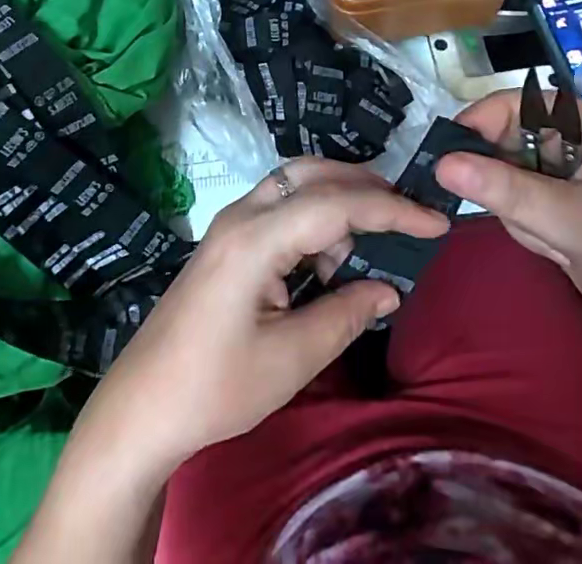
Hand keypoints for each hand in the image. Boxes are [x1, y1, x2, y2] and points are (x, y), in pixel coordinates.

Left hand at [73, 158, 450, 475]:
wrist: (144, 405)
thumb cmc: (216, 387)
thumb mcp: (293, 358)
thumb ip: (347, 314)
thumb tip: (389, 288)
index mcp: (254, 239)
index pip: (335, 204)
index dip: (391, 210)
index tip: (437, 222)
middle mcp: (240, 217)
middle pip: (310, 175)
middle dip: (364, 188)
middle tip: (408, 216)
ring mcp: (229, 227)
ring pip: (294, 188)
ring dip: (337, 206)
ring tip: (369, 252)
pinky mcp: (227, 243)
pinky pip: (279, 211)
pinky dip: (313, 223)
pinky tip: (329, 264)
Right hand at [434, 89, 581, 336]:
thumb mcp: (572, 218)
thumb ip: (506, 190)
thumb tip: (441, 164)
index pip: (515, 105)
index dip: (479, 122)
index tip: (447, 155)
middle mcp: (570, 140)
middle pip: (502, 139)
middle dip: (503, 180)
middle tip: (516, 211)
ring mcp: (560, 172)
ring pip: (501, 175)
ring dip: (516, 209)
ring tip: (551, 235)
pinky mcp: (553, 202)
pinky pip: (512, 202)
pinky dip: (523, 225)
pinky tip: (554, 244)